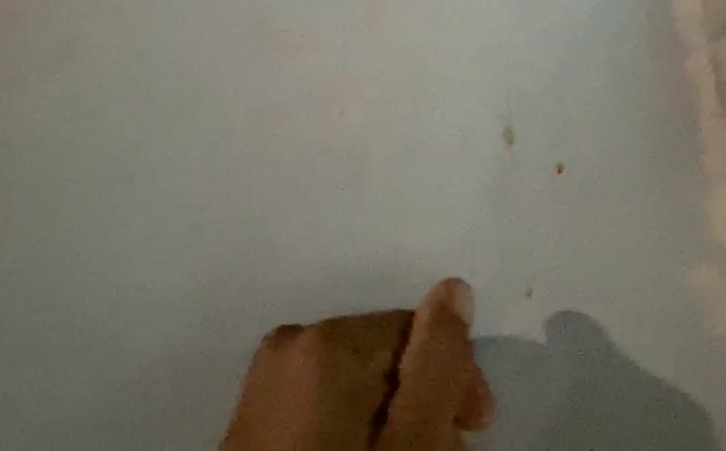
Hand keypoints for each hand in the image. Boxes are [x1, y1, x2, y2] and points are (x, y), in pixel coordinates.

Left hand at [221, 279, 495, 450]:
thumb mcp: (411, 443)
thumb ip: (438, 364)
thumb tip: (453, 289)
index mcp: (323, 340)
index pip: (417, 328)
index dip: (454, 377)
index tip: (474, 428)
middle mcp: (288, 347)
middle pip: (386, 357)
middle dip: (423, 401)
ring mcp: (262, 387)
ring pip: (356, 386)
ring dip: (393, 421)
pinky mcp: (251, 426)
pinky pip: (321, 408)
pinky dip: (354, 434)